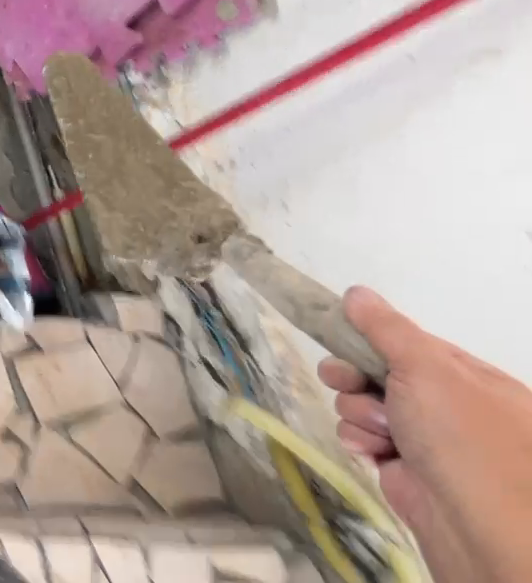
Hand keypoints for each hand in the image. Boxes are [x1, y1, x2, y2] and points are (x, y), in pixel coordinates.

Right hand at [319, 287, 531, 582]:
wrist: (479, 524)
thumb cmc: (464, 437)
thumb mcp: (428, 370)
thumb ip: (388, 329)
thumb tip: (357, 292)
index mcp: (473, 381)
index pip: (409, 345)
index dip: (370, 339)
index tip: (338, 335)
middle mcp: (452, 406)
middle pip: (376, 371)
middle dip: (352, 376)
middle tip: (345, 380)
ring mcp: (427, 437)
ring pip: (361, 403)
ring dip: (357, 413)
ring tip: (378, 431)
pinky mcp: (402, 463)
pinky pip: (360, 435)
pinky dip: (360, 440)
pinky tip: (374, 451)